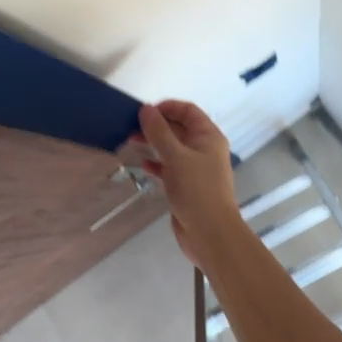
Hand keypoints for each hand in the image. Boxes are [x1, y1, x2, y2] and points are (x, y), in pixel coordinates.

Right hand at [132, 100, 243, 269]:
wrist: (210, 233)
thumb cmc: (196, 189)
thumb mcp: (175, 156)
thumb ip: (159, 132)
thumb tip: (146, 109)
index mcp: (208, 136)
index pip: (188, 111)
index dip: (167, 107)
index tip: (145, 111)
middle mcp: (204, 149)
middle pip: (179, 128)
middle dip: (157, 125)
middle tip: (131, 126)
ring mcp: (196, 168)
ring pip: (173, 148)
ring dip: (154, 143)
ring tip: (131, 140)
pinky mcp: (187, 186)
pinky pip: (170, 167)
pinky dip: (157, 164)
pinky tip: (143, 165)